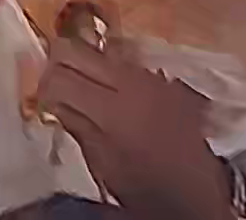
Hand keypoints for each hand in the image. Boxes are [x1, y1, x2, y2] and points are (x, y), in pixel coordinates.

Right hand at [37, 39, 231, 219]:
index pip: (59, 76)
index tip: (43, 99)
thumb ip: (75, 123)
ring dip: (79, 61)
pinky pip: (117, 58)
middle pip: (71, 48)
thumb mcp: (103, 164)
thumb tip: (49, 97)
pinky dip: (103, 67)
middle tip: (54, 83)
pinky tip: (105, 87)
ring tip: (79, 83)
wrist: (202, 198)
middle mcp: (126, 81)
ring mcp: (144, 75)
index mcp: (110, 108)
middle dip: (55, 62)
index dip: (44, 86)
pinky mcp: (157, 77)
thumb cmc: (147, 187)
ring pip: (93, 47)